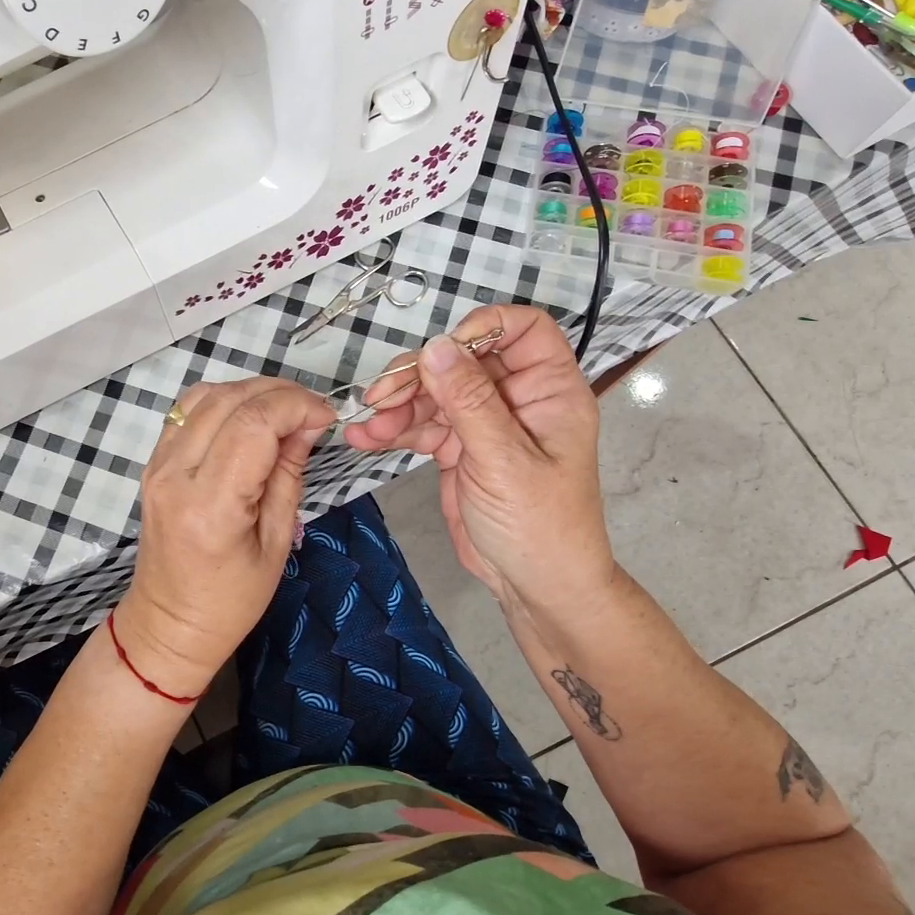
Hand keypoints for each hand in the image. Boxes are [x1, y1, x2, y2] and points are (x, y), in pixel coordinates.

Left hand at [119, 377, 336, 697]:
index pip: (254, 423)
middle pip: (230, 400)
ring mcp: (157, 466)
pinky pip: (187, 412)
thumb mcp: (276, 544)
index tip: (327, 417)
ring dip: (251, 392)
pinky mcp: (153, 464)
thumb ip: (288, 475)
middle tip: (313, 412)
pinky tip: (249, 418)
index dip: (297, 406)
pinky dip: (223, 401)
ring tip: (285, 412)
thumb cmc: (230, 601)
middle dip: (280, 393)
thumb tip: (309, 425)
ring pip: (205, 396)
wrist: (169, 623)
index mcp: (211, 505)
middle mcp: (176, 475)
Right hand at [344, 305, 615, 614]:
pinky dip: (395, 431)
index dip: (483, 328)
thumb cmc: (539, 524)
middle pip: (463, 362)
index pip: (523, 331)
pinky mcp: (459, 449)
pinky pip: (423, 426)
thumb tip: (435, 346)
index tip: (441, 351)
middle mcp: (516, 399)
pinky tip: (366, 439)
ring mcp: (485, 424)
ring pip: (436, 393)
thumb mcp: (504, 460)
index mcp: (548, 390)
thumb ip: (468, 402)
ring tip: (369, 427)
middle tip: (382, 397)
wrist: (533, 586)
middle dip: (420, 376)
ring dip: (399, 406)